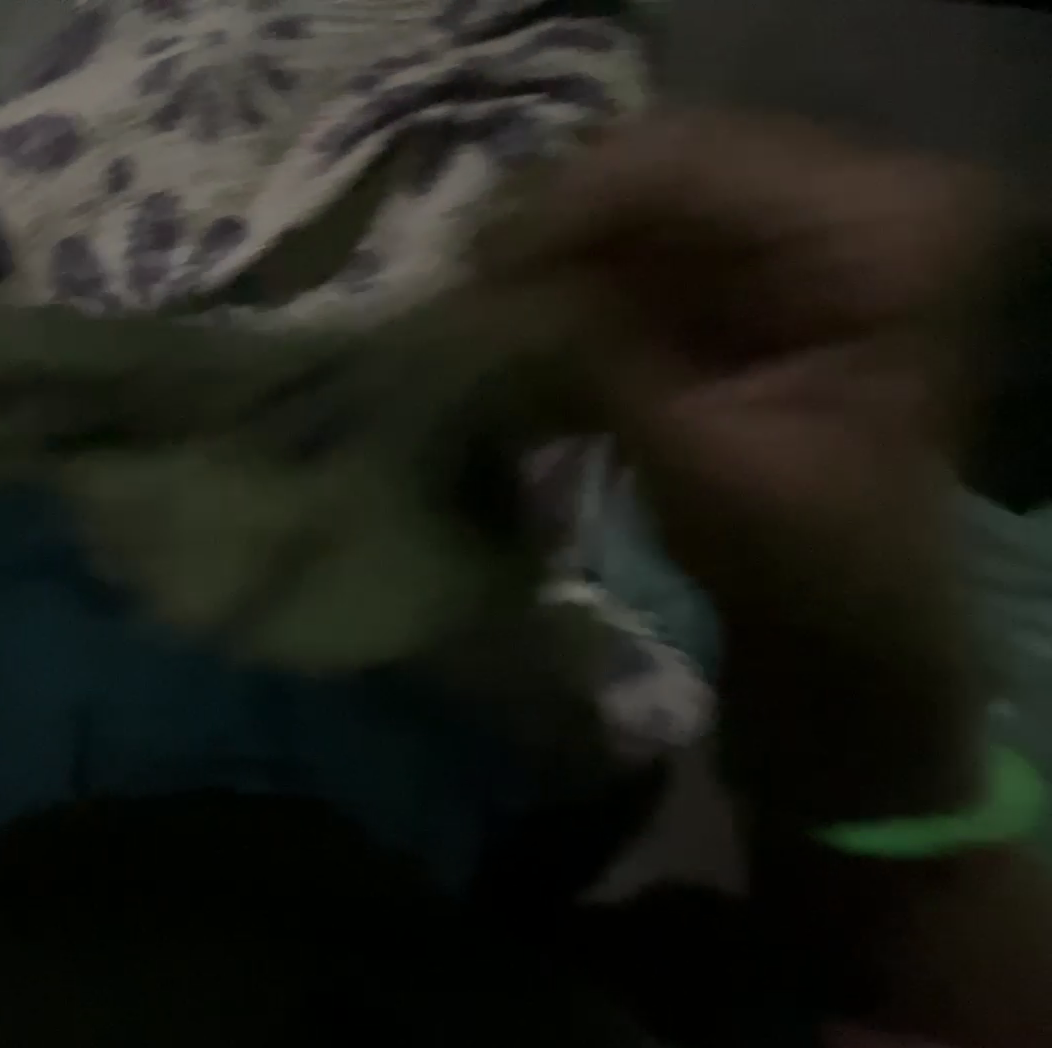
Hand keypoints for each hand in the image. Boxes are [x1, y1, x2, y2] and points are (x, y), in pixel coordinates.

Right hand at [487, 111, 1001, 672]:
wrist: (831, 592)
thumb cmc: (798, 545)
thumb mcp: (698, 454)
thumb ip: (599, 361)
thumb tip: (485, 303)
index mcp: (881, 229)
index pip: (695, 165)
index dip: (567, 207)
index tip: (470, 274)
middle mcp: (836, 199)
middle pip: (652, 167)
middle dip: (543, 225)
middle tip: (456, 287)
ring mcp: (772, 233)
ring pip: (618, 206)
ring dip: (536, 259)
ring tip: (466, 311)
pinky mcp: (716, 275)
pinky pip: (609, 254)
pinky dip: (549, 292)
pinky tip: (501, 332)